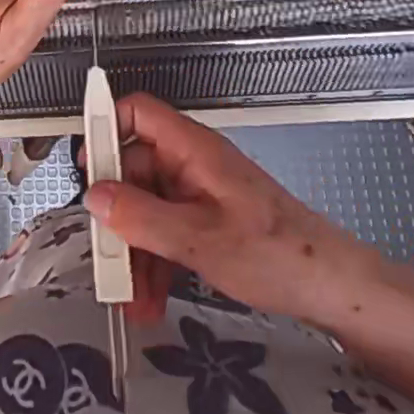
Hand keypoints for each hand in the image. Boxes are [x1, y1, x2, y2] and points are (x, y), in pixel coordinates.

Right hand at [85, 93, 382, 327]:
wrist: (329, 287)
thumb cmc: (277, 253)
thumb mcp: (200, 239)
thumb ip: (142, 216)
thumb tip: (95, 196)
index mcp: (193, 149)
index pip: (138, 112)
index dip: (106, 128)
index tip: (83, 166)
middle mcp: (190, 164)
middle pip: (132, 172)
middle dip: (115, 218)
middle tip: (107, 259)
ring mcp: (196, 193)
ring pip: (144, 209)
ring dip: (132, 254)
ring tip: (131, 299)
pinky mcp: (202, 220)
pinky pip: (162, 232)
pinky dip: (152, 263)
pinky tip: (150, 300)